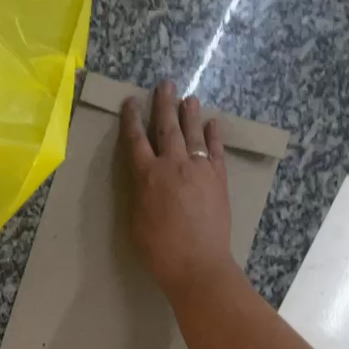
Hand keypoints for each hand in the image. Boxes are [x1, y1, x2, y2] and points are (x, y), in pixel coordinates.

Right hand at [122, 80, 238, 297]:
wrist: (197, 264)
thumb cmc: (159, 250)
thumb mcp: (136, 221)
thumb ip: (140, 194)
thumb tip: (146, 180)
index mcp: (146, 177)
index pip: (135, 141)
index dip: (131, 120)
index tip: (130, 102)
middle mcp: (172, 165)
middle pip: (167, 128)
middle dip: (164, 105)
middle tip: (165, 85)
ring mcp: (199, 170)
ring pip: (193, 134)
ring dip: (190, 114)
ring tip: (189, 98)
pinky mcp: (218, 179)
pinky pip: (216, 150)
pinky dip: (214, 135)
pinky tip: (213, 123)